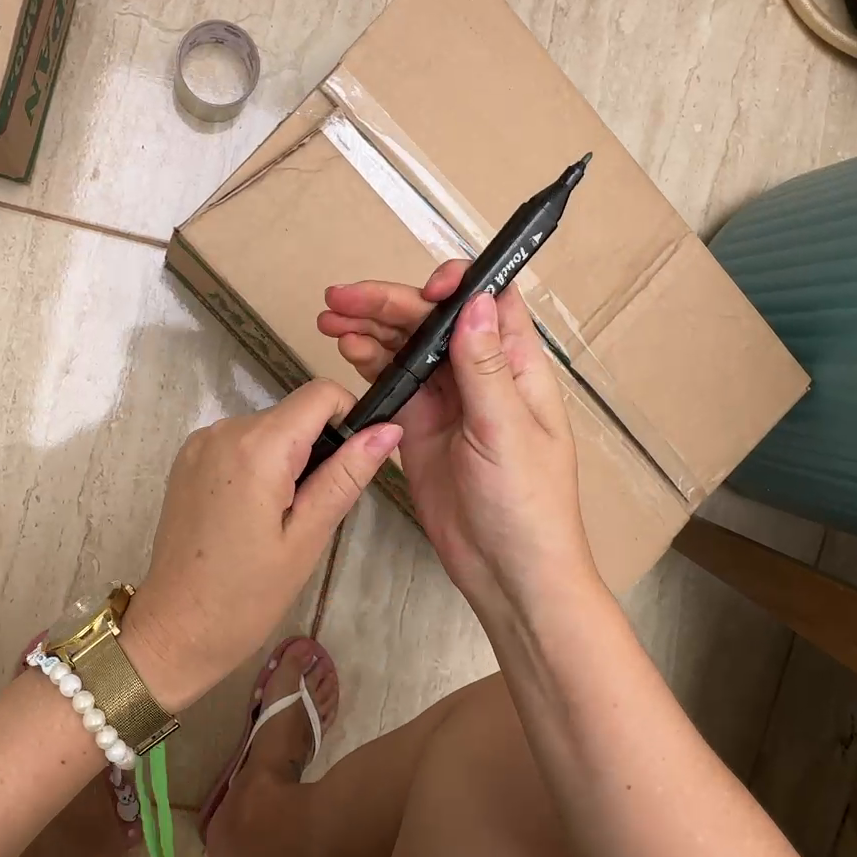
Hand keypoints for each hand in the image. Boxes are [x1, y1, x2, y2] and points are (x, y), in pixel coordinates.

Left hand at [122, 380, 400, 710]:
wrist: (175, 629)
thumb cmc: (245, 596)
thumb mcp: (306, 538)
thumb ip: (346, 476)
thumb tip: (388, 429)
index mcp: (256, 446)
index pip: (321, 393)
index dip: (348, 419)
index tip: (350, 467)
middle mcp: (223, 429)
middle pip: (293, 414)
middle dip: (315, 450)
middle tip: (310, 514)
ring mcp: (199, 443)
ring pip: (268, 430)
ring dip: (287, 462)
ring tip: (278, 522)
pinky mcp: (186, 460)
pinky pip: (240, 445)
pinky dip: (258, 467)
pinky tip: (252, 516)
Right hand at [318, 260, 603, 614]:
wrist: (505, 571)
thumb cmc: (527, 504)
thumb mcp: (507, 431)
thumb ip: (484, 368)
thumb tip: (475, 300)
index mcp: (515, 366)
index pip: (489, 303)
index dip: (456, 285)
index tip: (422, 286)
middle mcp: (478, 374)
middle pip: (432, 322)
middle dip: (388, 304)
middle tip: (339, 298)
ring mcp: (444, 401)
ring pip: (405, 349)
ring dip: (370, 329)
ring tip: (329, 320)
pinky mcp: (416, 427)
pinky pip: (390, 385)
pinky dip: (368, 365)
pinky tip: (346, 351)